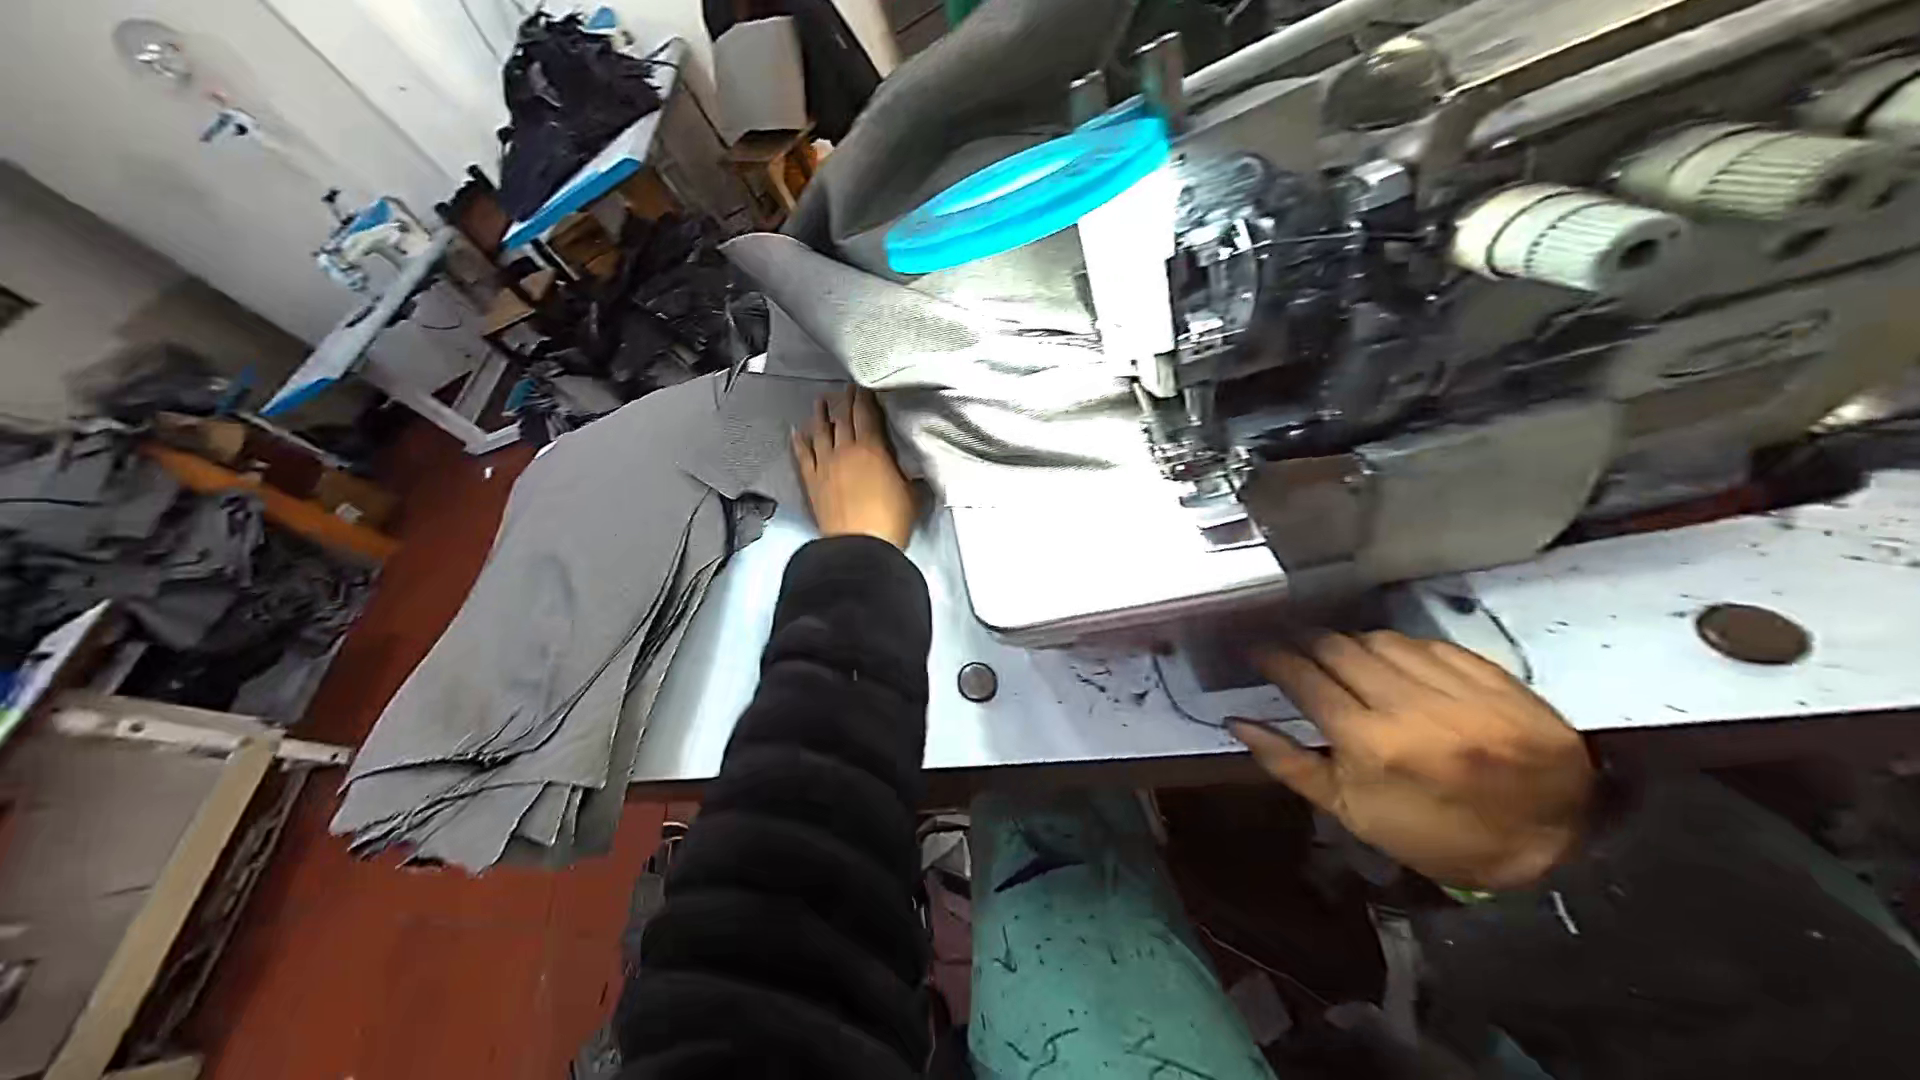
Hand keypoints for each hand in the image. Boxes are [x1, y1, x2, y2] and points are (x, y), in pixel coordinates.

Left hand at [791, 386, 917, 549]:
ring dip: (820, 414)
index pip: (867, 414)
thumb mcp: (912, 495)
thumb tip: (917, 467)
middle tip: (847, 388)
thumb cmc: (890, 520)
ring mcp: (825, 464)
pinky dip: (799, 441)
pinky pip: (803, 454)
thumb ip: (912, 475)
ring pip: (820, 431)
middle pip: (843, 417)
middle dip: (846, 400)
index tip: (865, 387)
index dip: (866, 398)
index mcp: (872, 448)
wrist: (859, 545)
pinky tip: (796, 431)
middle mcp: (845, 450)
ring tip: (820, 401)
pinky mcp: (812, 481)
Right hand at [1232, 631, 1594, 890]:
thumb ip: (1289, 762)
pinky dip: (1401, 647)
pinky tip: (1395, 661)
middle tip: (1291, 645)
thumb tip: (1237, 721)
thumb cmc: (1434, 836)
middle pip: (1337, 649)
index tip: (1256, 648)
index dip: (1273, 657)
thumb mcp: (1350, 812)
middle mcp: (1412, 709)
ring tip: (1342, 655)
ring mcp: (1459, 691)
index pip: (1304, 679)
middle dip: (1305, 641)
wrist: (1551, 847)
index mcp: (1370, 745)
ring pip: (1381, 639)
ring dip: (1351, 642)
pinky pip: (1430, 644)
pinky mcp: (1497, 682)